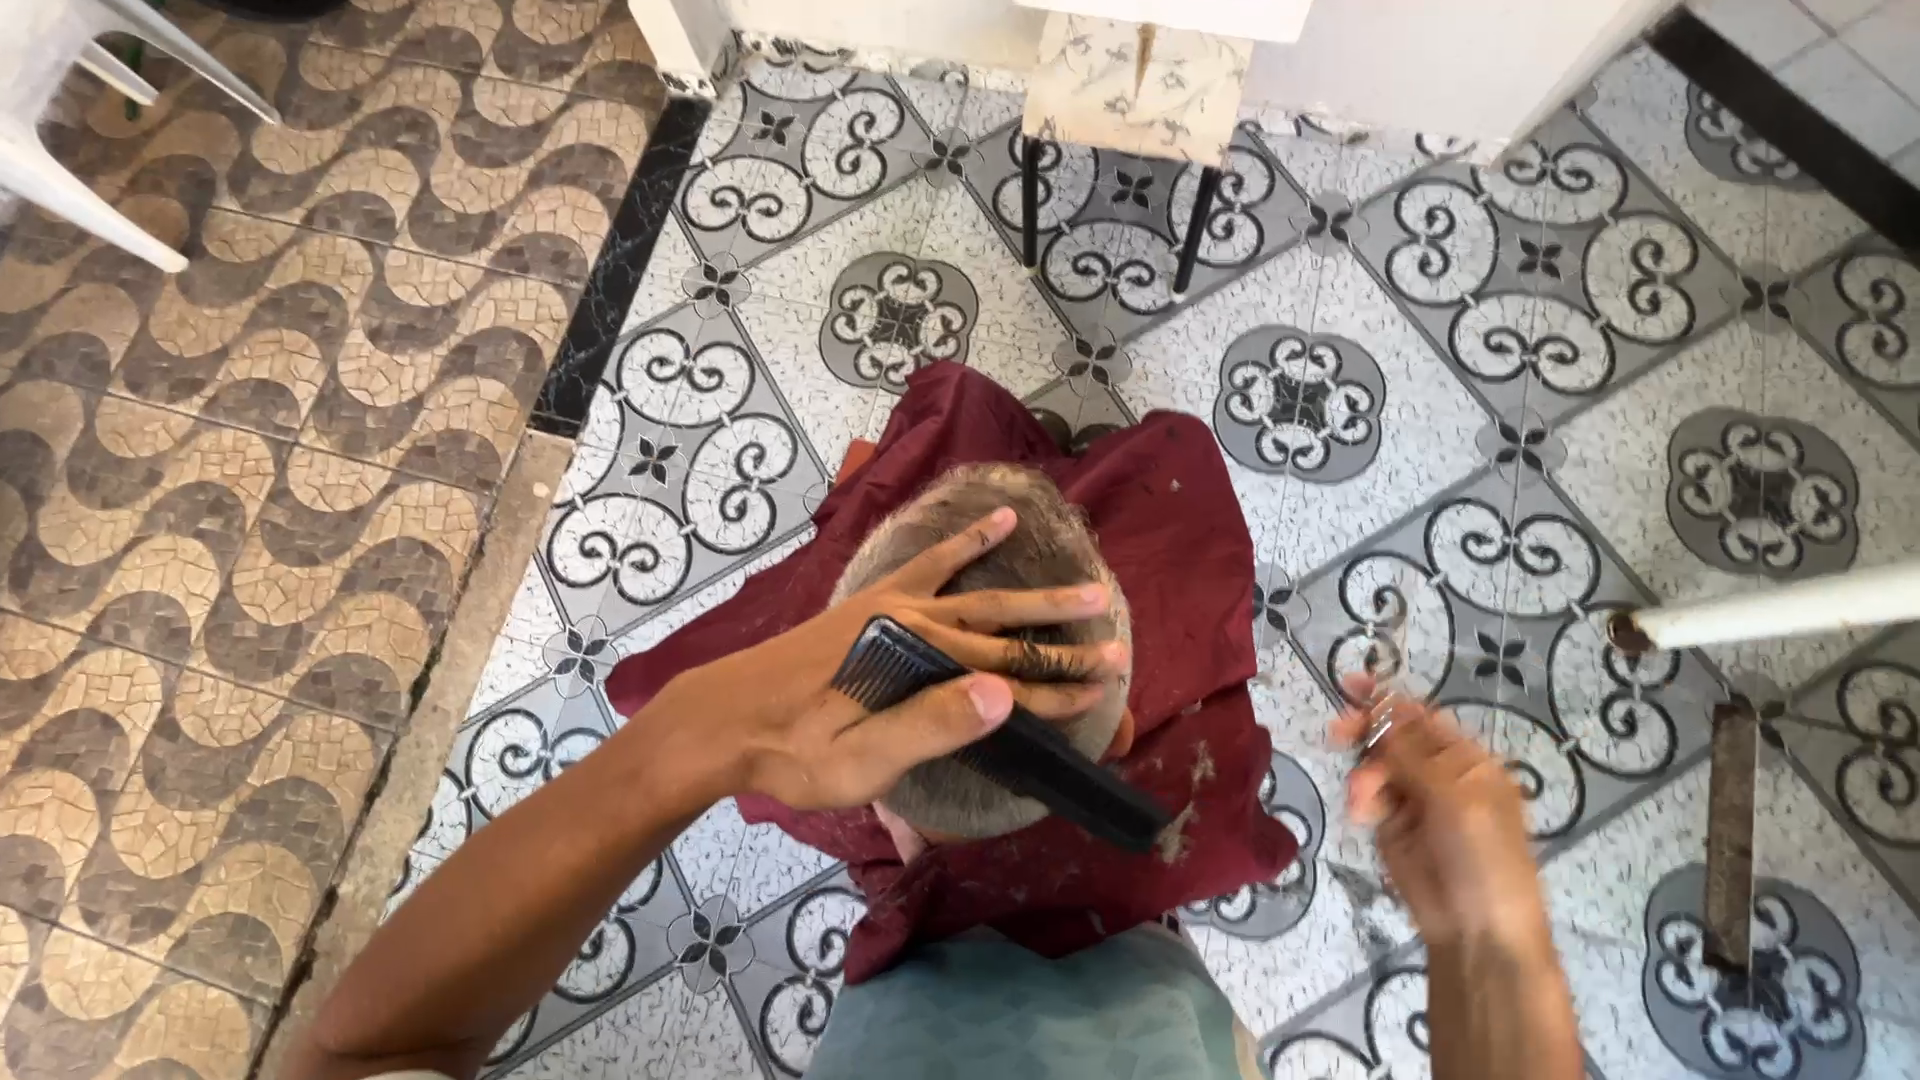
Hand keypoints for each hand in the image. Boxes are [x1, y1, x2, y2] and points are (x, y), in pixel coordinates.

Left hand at [632, 508, 1127, 812]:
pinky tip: (997, 523)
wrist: (723, 717)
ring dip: (1035, 597)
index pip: (1006, 678)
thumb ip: (930, 724)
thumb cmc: (792, 751)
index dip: (1057, 688)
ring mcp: (894, 606)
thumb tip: (1002, 694)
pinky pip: (931, 563)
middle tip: (1115, 643)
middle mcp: (915, 624)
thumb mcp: (859, 760)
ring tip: (1086, 585)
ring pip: (981, 598)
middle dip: (1062, 643)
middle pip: (1004, 634)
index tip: (1104, 690)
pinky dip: (967, 543)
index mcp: (918, 665)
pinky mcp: (874, 601)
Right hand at [1331, 676, 1552, 951]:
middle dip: (1366, 733)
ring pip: (1374, 764)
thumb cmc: (1483, 857)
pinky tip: (1362, 815)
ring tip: (1361, 801)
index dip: (1388, 699)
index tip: (1350, 683)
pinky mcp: (1391, 822)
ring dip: (1363, 775)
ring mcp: (1414, 798)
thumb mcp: (1454, 799)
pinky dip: (1360, 798)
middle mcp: (1440, 773)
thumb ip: (1413, 754)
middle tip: (1337, 732)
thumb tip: (1380, 711)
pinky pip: (1367, 794)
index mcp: (1468, 762)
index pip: (1423, 717)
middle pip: (1393, 736)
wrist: (1476, 928)